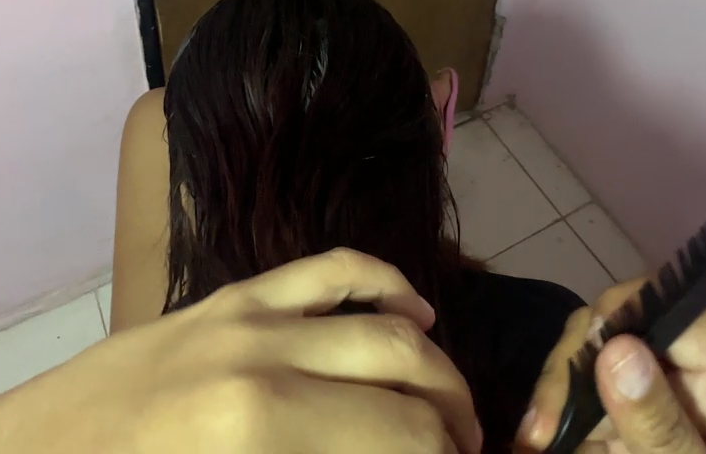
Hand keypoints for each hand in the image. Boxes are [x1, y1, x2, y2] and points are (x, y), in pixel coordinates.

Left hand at [0, 248, 481, 452]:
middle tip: (470, 447)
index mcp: (261, 432)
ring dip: (434, 360)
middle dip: (452, 418)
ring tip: (457, 399)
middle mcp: (269, 362)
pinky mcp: (235, 294)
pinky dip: (383, 283)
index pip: (396, 438)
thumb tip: (384, 453)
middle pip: (401, 380)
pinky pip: (329, 269)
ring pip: (382, 321)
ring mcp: (253, 315)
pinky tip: (413, 309)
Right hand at [514, 281, 705, 453]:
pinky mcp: (620, 438)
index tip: (587, 352)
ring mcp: (648, 411)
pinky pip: (579, 408)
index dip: (627, 307)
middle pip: (619, 328)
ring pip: (590, 363)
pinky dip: (551, 421)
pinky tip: (533, 443)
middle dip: (573, 362)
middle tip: (543, 424)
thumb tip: (617, 347)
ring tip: (533, 441)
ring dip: (555, 394)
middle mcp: (681, 387)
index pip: (675, 306)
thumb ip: (662, 427)